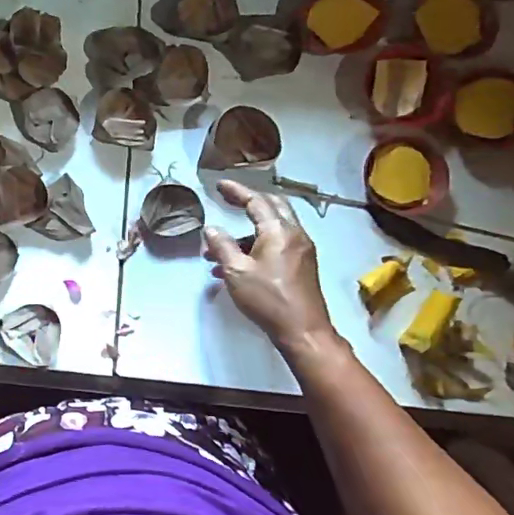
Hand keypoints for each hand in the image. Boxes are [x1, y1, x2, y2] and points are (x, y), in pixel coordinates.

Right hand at [202, 179, 338, 352]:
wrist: (302, 329)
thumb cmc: (267, 298)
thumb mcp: (236, 271)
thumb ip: (222, 246)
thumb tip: (211, 229)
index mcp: (279, 232)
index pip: (257, 202)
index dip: (237, 192)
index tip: (220, 185)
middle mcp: (295, 235)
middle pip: (274, 207)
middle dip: (250, 201)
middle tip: (228, 200)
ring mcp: (301, 250)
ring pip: (273, 228)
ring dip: (246, 231)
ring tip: (218, 247)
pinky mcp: (301, 264)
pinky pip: (276, 244)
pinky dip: (255, 245)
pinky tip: (234, 264)